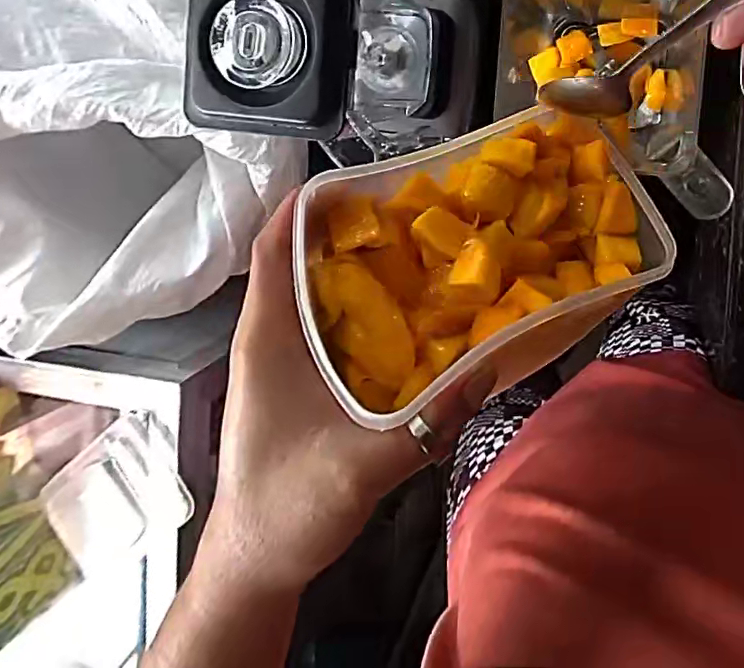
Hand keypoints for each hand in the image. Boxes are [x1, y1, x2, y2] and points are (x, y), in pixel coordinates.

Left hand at [198, 191, 492, 595]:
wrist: (254, 564)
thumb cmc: (289, 505)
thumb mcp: (366, 463)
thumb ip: (430, 420)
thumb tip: (489, 368)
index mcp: (268, 337)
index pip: (272, 250)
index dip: (301, 207)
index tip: (350, 179)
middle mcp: (269, 337)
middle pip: (295, 260)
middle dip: (341, 227)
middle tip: (399, 208)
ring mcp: (279, 359)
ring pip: (310, 291)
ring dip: (349, 263)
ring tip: (406, 245)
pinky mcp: (294, 380)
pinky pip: (322, 321)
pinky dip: (354, 301)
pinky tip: (398, 308)